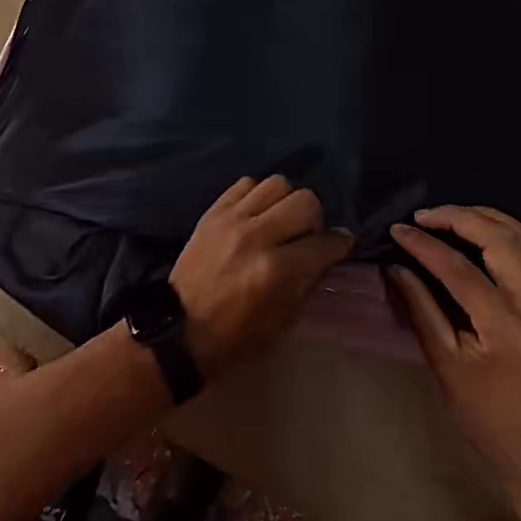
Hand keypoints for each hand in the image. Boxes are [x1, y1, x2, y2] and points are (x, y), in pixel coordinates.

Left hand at [169, 175, 354, 377]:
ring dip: (286, 202)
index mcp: (276, 270)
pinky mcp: (213, 211)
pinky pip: (245, 183)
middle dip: (315, 219)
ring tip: (280, 221)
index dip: (340, 243)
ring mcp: (231, 219)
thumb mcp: (283, 323)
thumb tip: (326, 254)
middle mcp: (256, 236)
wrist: (179, 329)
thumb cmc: (235, 337)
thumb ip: (307, 283)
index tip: (342, 243)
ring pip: (277, 183)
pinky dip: (257, 195)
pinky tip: (255, 214)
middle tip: (306, 235)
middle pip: (305, 201)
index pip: (324, 243)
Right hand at [387, 206, 520, 509]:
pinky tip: (495, 233)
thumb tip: (397, 268)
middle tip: (425, 214)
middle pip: (503, 241)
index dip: (425, 245)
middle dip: (460, 218)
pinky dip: (519, 235)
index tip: (398, 229)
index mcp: (506, 328)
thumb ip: (422, 310)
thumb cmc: (485, 415)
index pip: (460, 270)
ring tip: (455, 214)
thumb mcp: (445, 365)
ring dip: (491, 219)